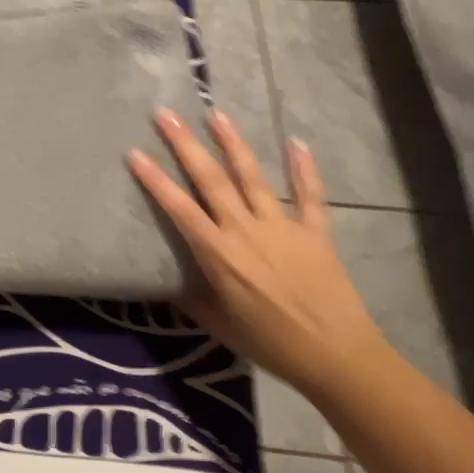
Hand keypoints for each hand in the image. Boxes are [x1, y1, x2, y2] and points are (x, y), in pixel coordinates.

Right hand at [128, 109, 388, 397]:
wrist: (339, 358)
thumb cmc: (270, 343)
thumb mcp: (217, 323)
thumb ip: (192, 296)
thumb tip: (169, 280)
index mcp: (218, 253)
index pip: (178, 207)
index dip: (155, 179)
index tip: (135, 152)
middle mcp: (246, 231)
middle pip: (211, 180)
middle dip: (186, 144)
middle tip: (167, 114)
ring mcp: (283, 228)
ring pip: (253, 177)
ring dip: (233, 143)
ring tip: (217, 115)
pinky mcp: (316, 234)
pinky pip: (311, 196)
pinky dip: (304, 169)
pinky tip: (296, 143)